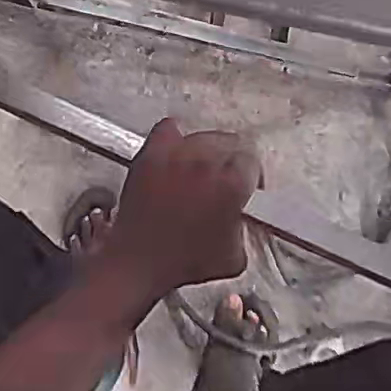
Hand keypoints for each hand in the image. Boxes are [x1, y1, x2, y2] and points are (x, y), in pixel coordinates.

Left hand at [94, 119, 260, 306]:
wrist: (139, 261)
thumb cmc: (186, 262)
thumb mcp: (234, 256)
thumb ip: (246, 227)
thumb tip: (243, 213)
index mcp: (232, 184)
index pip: (251, 162)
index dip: (250, 176)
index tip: (245, 186)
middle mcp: (207, 161)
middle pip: (229, 143)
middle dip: (230, 161)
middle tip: (222, 179)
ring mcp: (178, 153)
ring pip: (202, 136)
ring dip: (204, 151)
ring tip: (197, 170)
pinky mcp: (153, 151)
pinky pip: (169, 128)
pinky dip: (174, 137)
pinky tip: (175, 153)